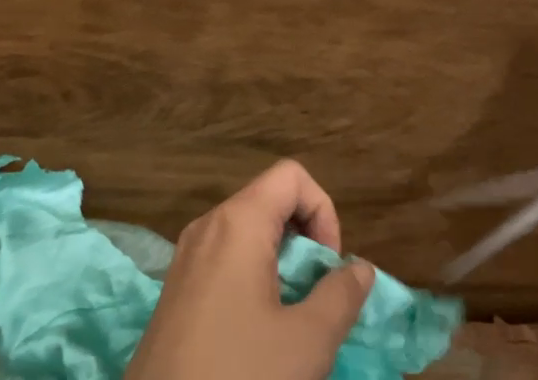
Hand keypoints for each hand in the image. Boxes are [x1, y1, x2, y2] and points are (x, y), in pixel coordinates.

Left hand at [126, 160, 374, 379]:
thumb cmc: (239, 370)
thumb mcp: (306, 341)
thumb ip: (341, 296)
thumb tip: (360, 268)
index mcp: (237, 221)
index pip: (291, 176)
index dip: (323, 212)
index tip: (328, 266)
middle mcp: (207, 225)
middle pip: (269, 202)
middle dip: (303, 240)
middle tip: (315, 295)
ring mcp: (187, 254)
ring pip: (247, 232)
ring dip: (280, 263)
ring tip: (291, 316)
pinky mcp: (177, 285)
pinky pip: (225, 258)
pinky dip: (253, 277)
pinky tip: (258, 329)